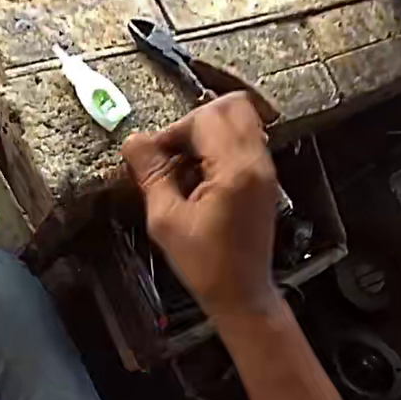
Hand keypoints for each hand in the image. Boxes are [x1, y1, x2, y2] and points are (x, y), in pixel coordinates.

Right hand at [122, 92, 283, 322]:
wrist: (242, 294)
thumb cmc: (206, 265)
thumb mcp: (166, 221)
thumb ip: (152, 175)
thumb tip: (133, 140)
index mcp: (236, 170)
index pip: (206, 117)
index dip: (175, 131)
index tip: (157, 157)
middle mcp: (258, 163)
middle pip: (232, 106)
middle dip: (196, 122)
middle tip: (174, 154)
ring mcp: (267, 171)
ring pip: (241, 121)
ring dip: (209, 135)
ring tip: (187, 169)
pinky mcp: (266, 180)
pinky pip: (245, 143)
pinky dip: (220, 149)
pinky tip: (201, 179)